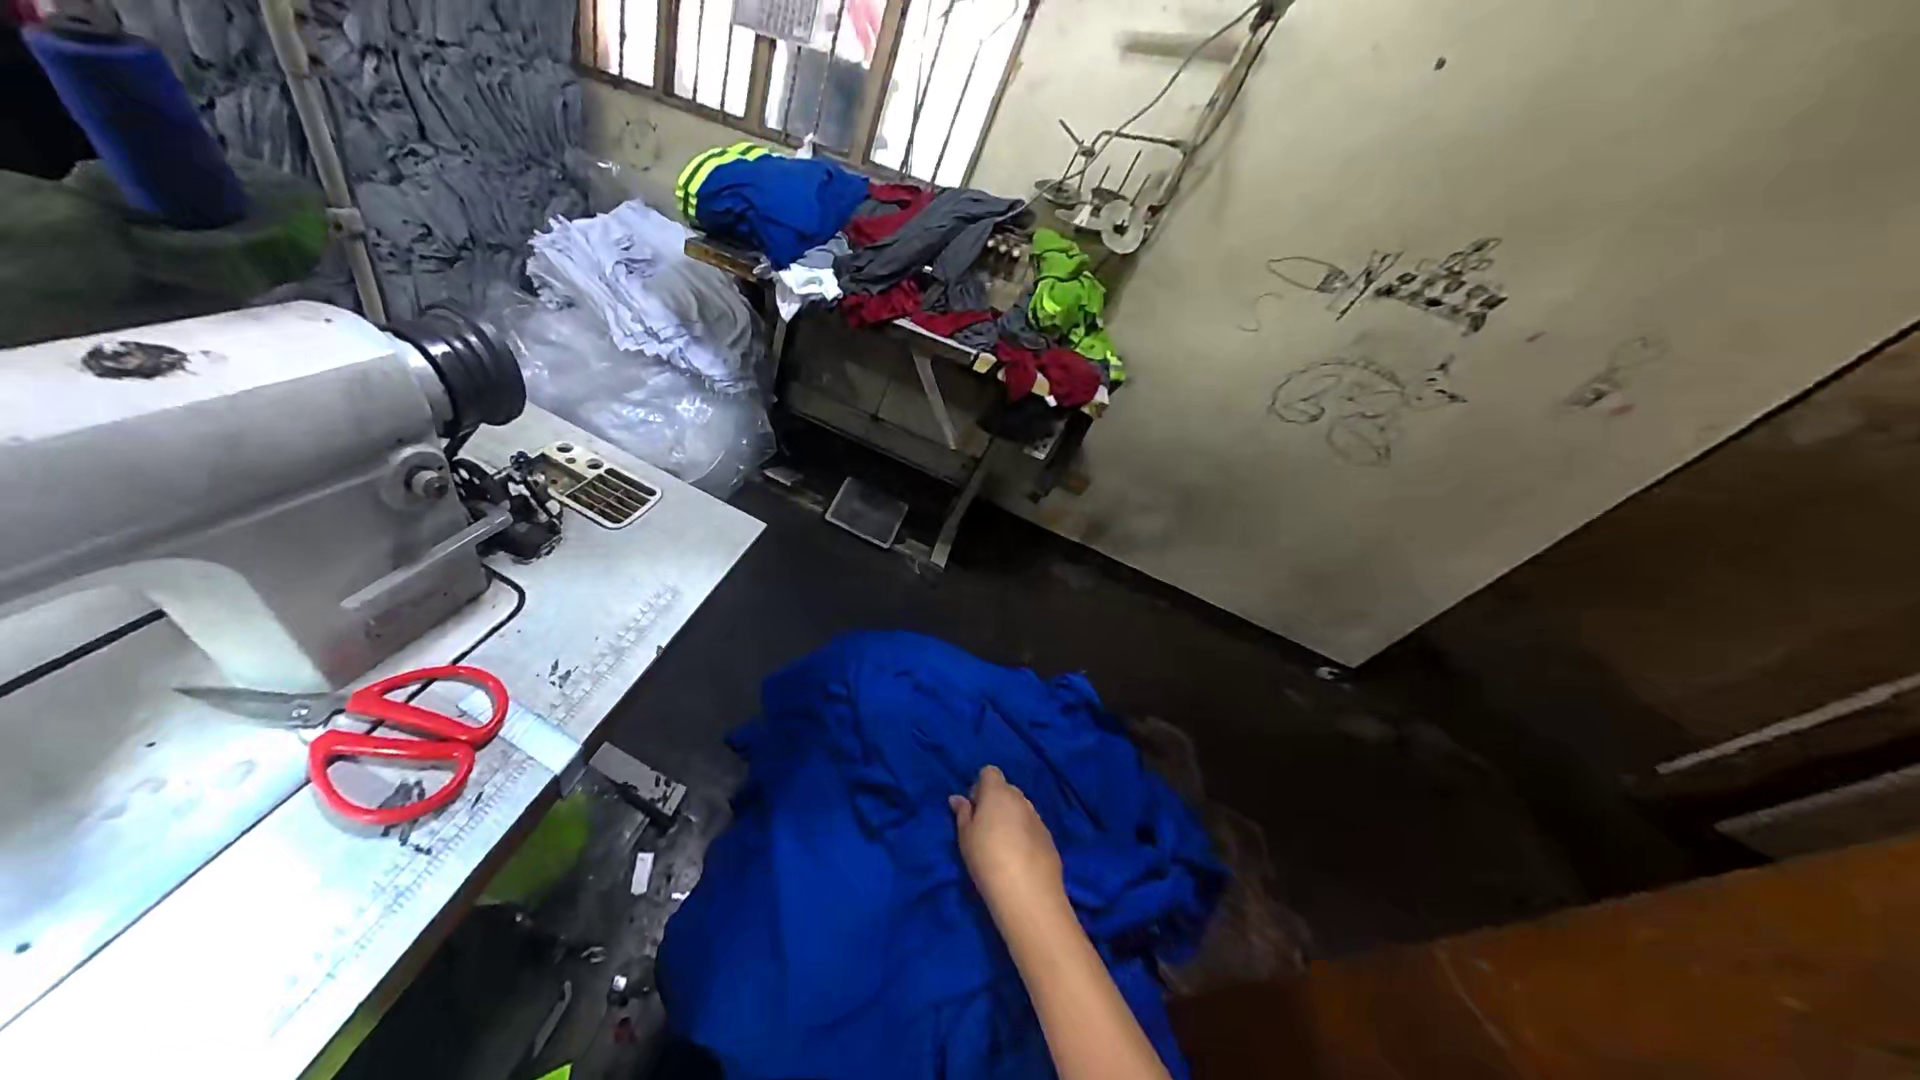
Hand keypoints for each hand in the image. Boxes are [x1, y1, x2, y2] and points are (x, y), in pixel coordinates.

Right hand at [950, 766, 1064, 916]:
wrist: (1028, 891)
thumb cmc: (987, 859)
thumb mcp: (965, 837)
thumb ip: (962, 813)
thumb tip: (957, 797)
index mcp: (998, 792)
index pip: (989, 772)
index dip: (980, 786)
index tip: (974, 808)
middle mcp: (1020, 798)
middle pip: (1006, 789)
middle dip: (995, 801)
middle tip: (984, 827)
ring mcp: (1037, 817)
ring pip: (1020, 808)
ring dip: (1011, 817)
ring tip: (1002, 844)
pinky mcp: (1049, 836)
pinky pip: (1032, 825)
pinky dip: (1024, 833)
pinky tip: (1019, 856)